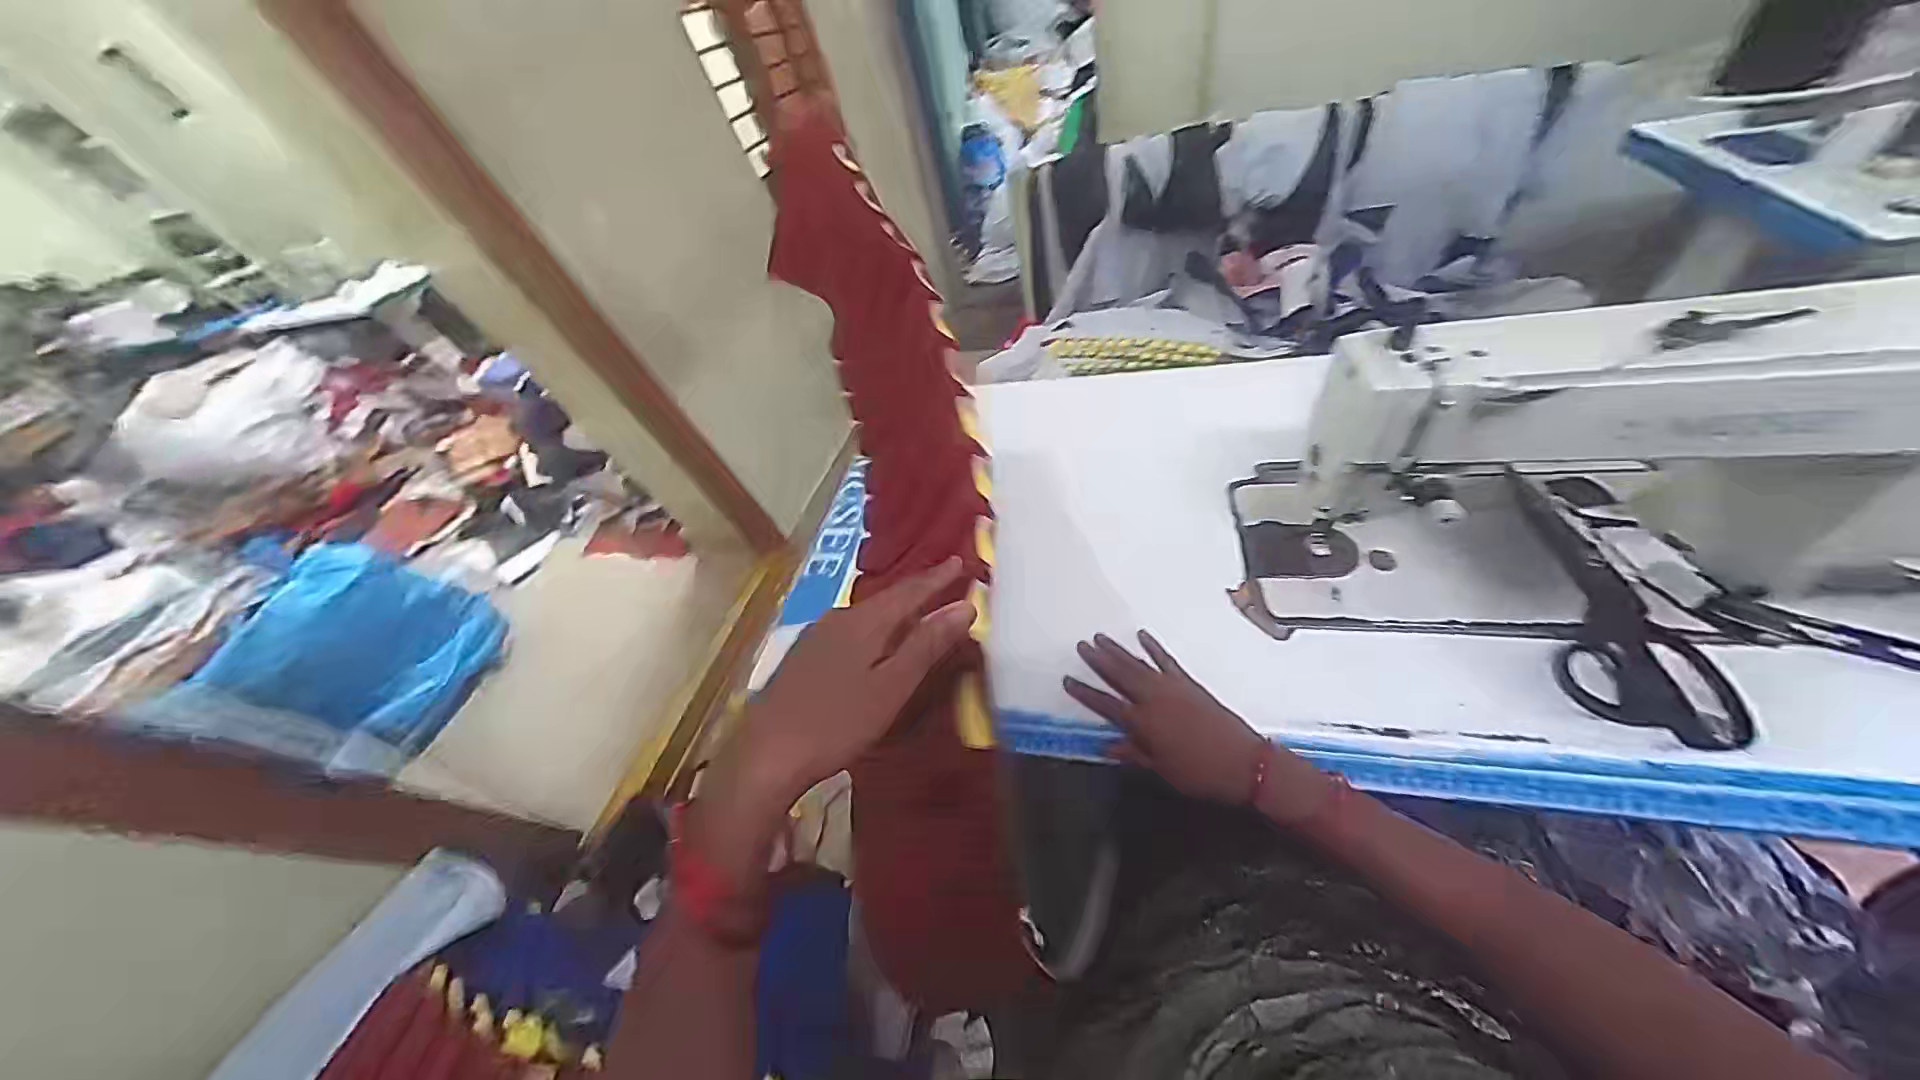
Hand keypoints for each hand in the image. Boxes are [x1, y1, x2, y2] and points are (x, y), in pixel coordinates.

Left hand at [687, 559, 973, 890]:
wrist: (766, 754)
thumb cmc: (837, 722)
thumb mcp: (892, 687)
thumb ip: (926, 645)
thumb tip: (964, 606)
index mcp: (865, 621)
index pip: (910, 590)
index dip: (938, 577)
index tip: (960, 560)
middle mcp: (840, 618)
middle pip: (887, 598)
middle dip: (918, 589)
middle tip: (945, 578)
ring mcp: (818, 635)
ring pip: (868, 613)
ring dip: (897, 608)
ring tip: (918, 607)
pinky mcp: (805, 655)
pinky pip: (852, 627)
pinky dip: (876, 626)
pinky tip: (877, 639)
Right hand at [1065, 631, 1330, 820]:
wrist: (1244, 763)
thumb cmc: (1200, 774)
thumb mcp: (1162, 770)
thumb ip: (1134, 754)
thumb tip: (1107, 746)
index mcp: (1142, 723)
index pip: (1106, 705)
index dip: (1085, 692)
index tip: (1067, 680)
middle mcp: (1153, 700)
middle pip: (1119, 676)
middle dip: (1098, 660)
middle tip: (1081, 645)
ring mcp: (1172, 688)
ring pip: (1138, 664)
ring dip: (1118, 650)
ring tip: (1101, 637)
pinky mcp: (1189, 683)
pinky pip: (1166, 661)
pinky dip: (1154, 648)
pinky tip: (1143, 636)